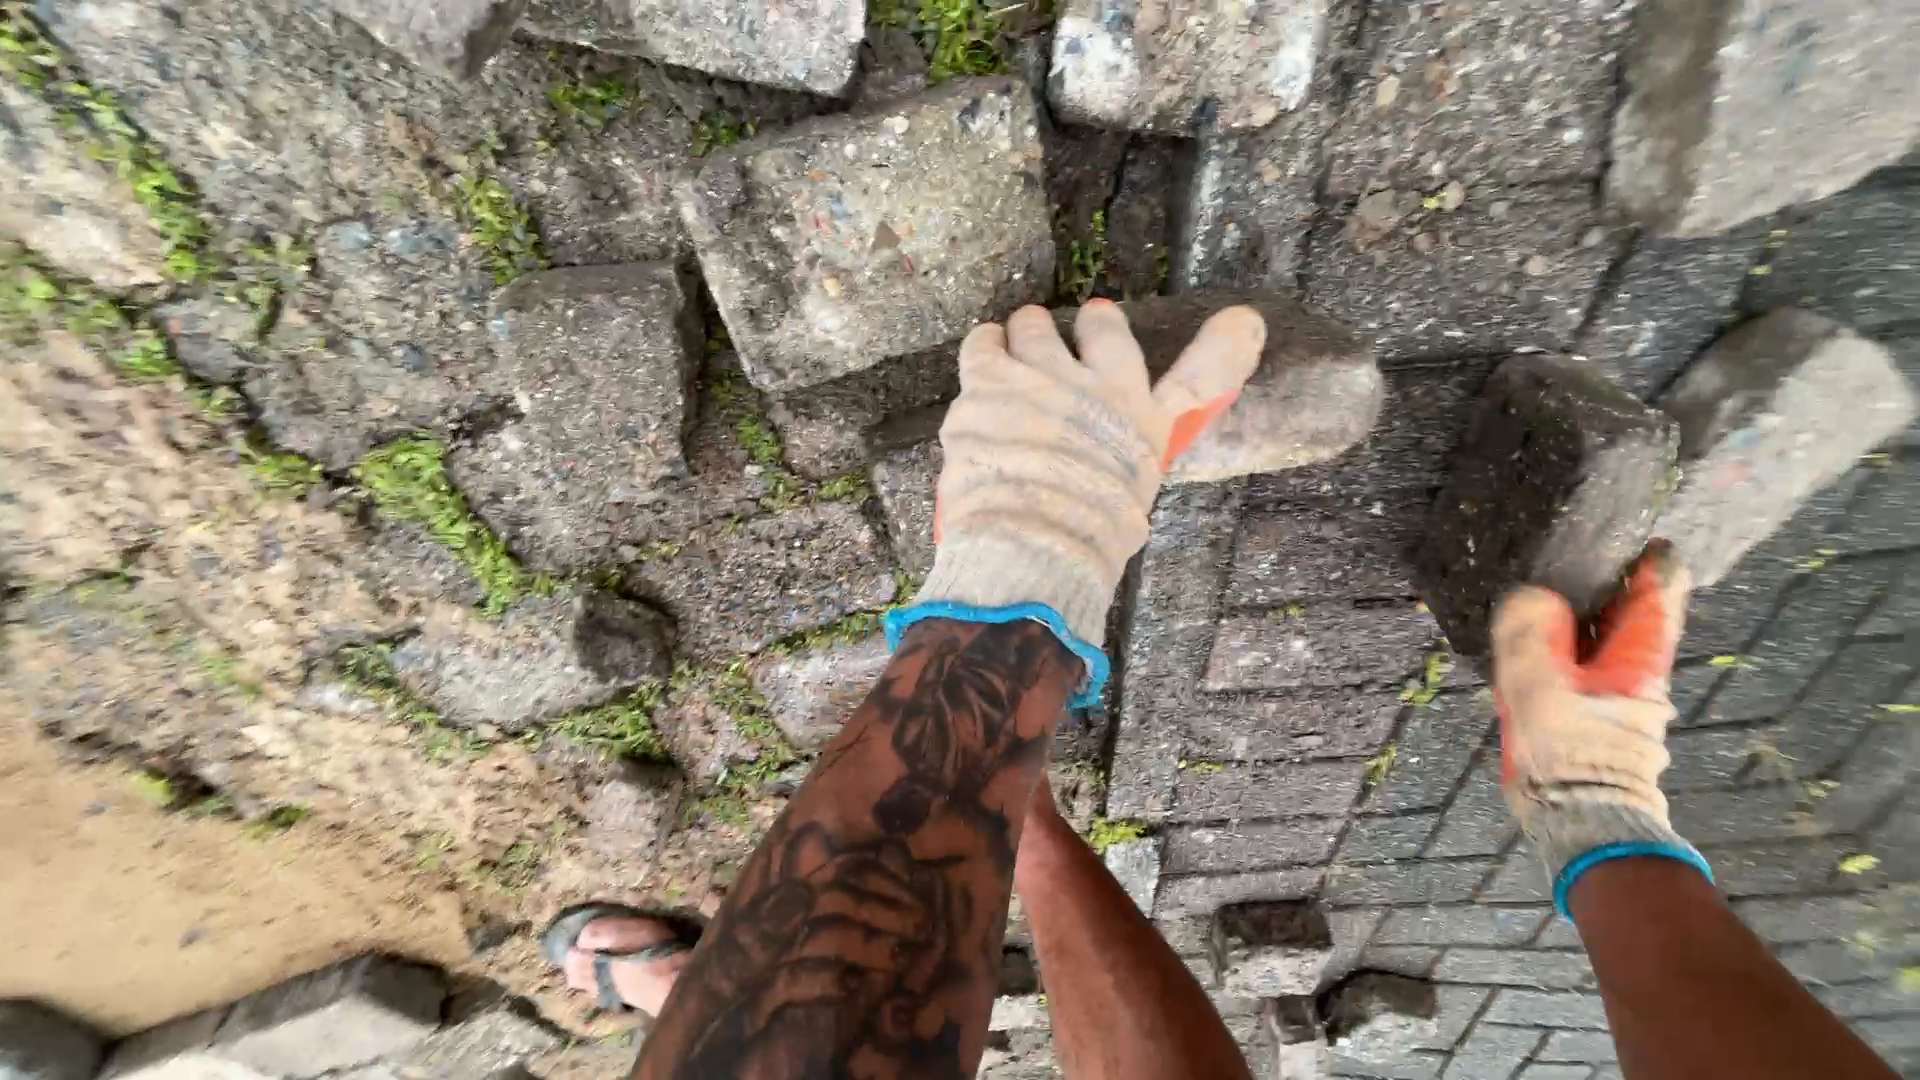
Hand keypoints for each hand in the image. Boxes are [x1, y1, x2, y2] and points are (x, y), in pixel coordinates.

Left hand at [904, 300, 1264, 701]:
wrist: (1031, 537)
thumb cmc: (1084, 540)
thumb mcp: (1125, 512)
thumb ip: (1118, 476)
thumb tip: (1105, 482)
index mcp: (1145, 426)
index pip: (1202, 378)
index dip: (1223, 345)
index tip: (1236, 322)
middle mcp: (1102, 388)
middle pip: (1101, 328)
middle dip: (1085, 326)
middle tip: (1064, 339)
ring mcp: (1045, 376)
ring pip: (1033, 329)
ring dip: (1026, 334)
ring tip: (1010, 341)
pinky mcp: (992, 378)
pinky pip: (984, 344)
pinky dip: (984, 346)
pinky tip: (984, 352)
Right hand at [1490, 541, 1711, 910]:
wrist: (1574, 813)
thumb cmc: (1565, 748)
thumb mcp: (1537, 683)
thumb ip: (1531, 634)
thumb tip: (1534, 596)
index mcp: (1636, 663)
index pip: (1655, 604)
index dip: (1655, 570)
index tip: (1649, 543)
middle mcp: (1636, 679)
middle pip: (1633, 624)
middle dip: (1618, 594)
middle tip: (1589, 564)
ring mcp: (1617, 702)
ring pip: (1607, 649)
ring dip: (1588, 625)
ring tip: (1555, 601)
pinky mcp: (1593, 720)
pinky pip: (1585, 672)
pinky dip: (1570, 654)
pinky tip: (1542, 651)